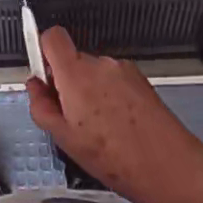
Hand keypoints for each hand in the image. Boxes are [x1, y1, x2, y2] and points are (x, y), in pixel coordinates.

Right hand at [26, 26, 202, 198]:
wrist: (167, 165)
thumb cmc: (116, 157)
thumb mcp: (64, 138)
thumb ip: (42, 106)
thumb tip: (34, 87)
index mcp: (77, 75)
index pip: (52, 37)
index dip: (43, 52)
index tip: (43, 75)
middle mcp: (101, 64)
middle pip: (73, 59)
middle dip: (67, 82)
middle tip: (72, 117)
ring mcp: (122, 69)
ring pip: (93, 72)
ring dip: (90, 91)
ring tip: (99, 127)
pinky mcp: (139, 78)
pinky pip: (113, 79)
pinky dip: (109, 95)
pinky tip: (116, 124)